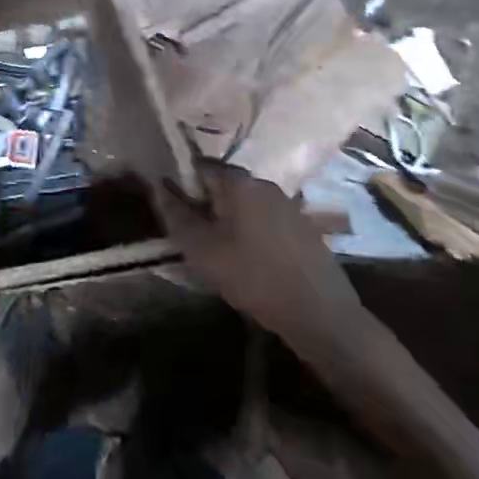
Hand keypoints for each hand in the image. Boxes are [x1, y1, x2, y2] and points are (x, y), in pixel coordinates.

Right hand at [155, 160, 361, 341]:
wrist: (319, 312)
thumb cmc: (254, 276)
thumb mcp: (203, 251)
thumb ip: (177, 216)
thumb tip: (159, 186)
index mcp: (240, 181)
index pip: (200, 166)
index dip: (181, 185)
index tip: (175, 213)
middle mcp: (264, 182)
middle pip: (223, 185)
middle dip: (205, 206)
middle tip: (196, 240)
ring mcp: (286, 203)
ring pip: (244, 204)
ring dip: (228, 221)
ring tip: (221, 255)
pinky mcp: (301, 225)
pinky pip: (264, 219)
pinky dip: (250, 232)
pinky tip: (250, 262)